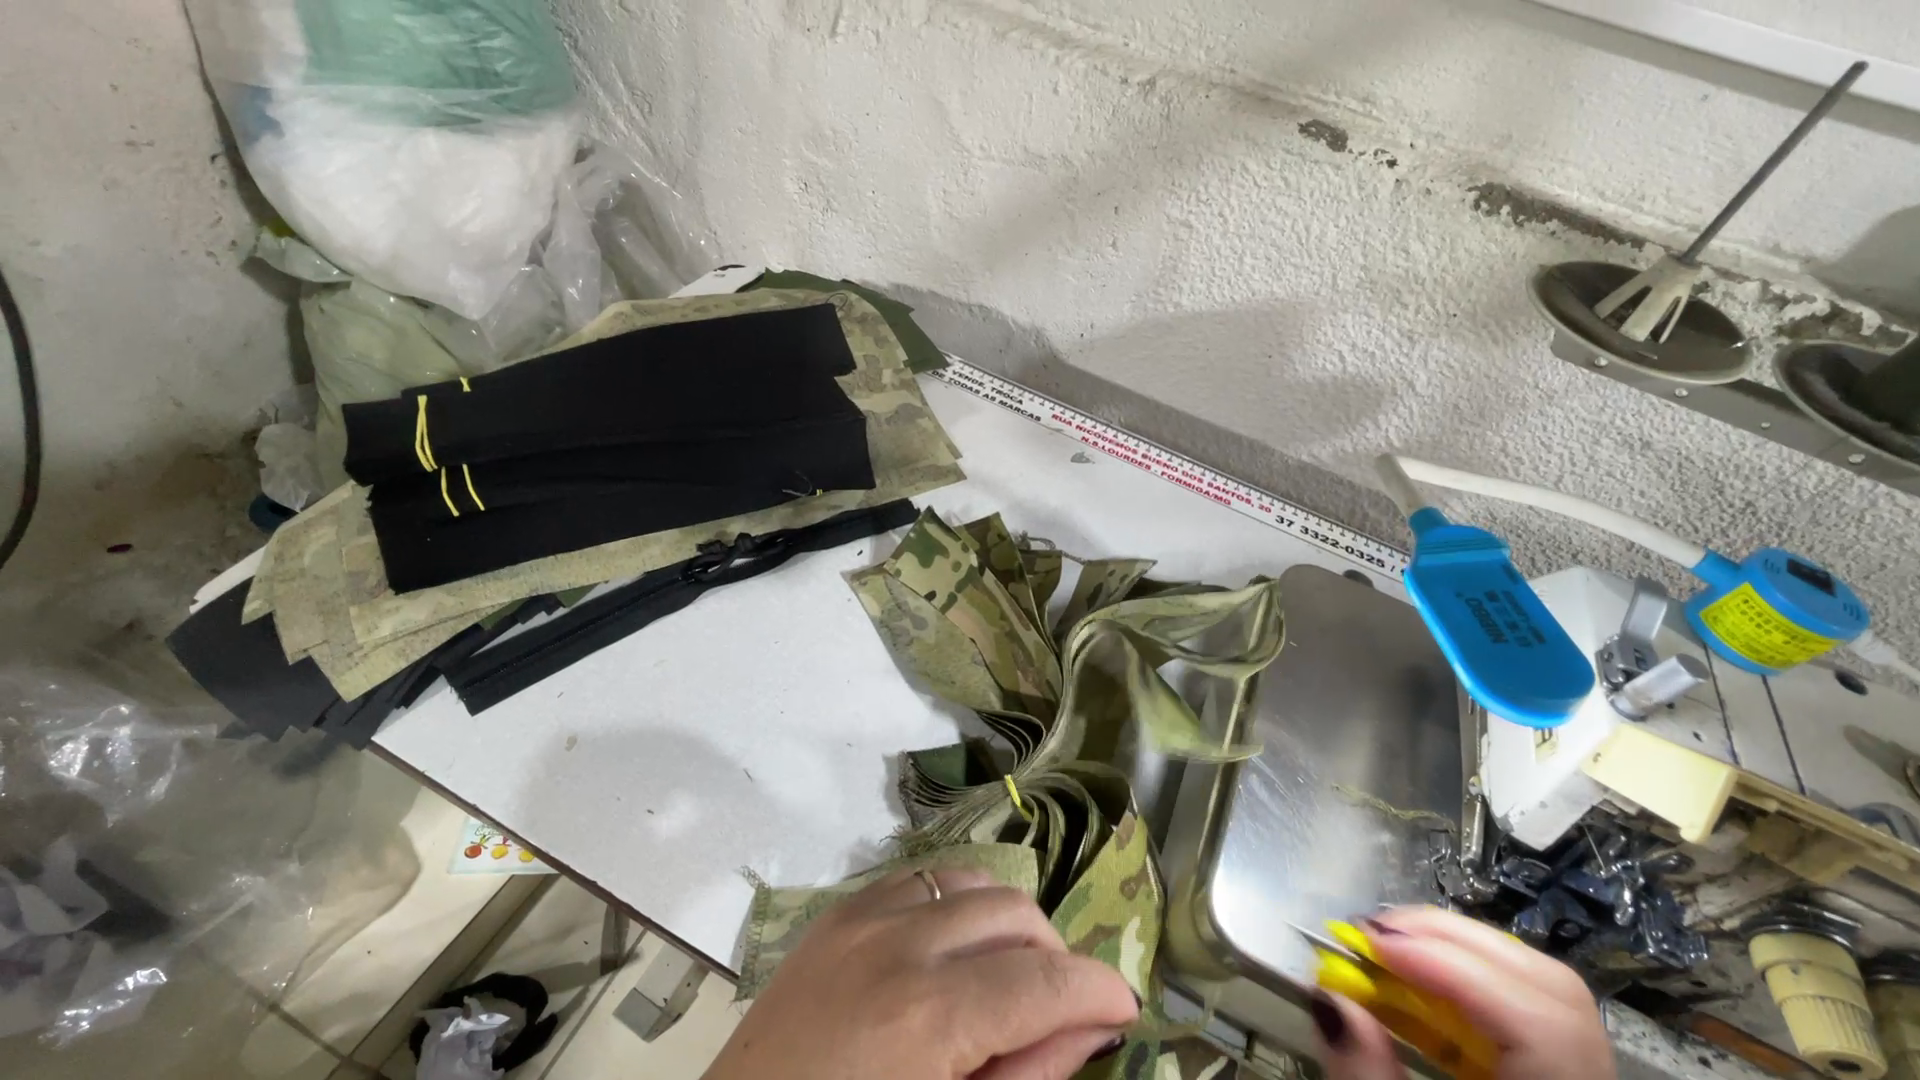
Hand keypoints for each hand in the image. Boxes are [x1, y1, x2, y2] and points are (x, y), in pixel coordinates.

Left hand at [705, 868, 1138, 1079]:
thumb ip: (1030, 1074)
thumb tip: (1092, 1022)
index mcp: (929, 1015)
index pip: (1045, 978)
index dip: (1099, 990)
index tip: (1124, 1009)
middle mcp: (898, 944)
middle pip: (1015, 914)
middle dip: (1055, 958)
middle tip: (1056, 1012)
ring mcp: (861, 916)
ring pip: (973, 882)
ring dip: (1005, 924)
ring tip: (1004, 977)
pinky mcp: (838, 911)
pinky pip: (921, 880)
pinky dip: (956, 905)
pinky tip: (951, 951)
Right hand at [1308, 906, 1615, 1079]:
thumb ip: (1365, 1078)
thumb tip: (1328, 997)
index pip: (1540, 1023)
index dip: (1454, 969)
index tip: (1371, 942)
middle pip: (1547, 985)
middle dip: (1452, 941)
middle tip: (1372, 933)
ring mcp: (1583, 1075)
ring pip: (1541, 988)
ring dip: (1456, 952)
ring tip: (1386, 949)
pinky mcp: (1558, 1072)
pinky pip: (1527, 1012)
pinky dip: (1466, 984)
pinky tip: (1414, 984)